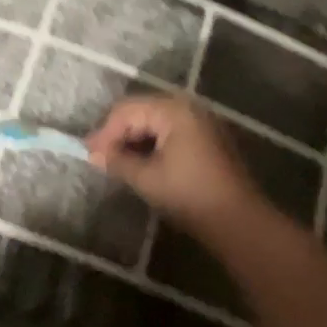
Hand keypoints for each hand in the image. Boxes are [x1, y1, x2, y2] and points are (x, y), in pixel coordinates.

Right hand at [85, 95, 261, 235]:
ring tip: (117, 161)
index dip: (105, 132)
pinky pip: (171, 130)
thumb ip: (117, 161)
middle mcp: (188, 106)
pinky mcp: (207, 137)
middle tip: (99, 157)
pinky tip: (141, 161)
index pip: (126, 110)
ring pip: (155, 121)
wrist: (238, 220)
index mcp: (173, 109)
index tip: (88, 154)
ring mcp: (201, 121)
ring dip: (134, 138)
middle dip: (118, 133)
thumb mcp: (146, 178)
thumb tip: (93, 154)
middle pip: (141, 110)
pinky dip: (152, 143)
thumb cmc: (189, 194)